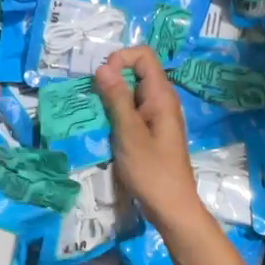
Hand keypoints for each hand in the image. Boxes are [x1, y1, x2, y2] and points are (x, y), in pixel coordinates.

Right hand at [95, 47, 205, 228]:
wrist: (172, 208)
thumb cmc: (152, 171)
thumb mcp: (129, 133)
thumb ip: (116, 99)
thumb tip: (103, 67)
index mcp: (161, 96)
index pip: (143, 56)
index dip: (121, 59)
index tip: (103, 80)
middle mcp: (162, 101)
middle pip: (135, 72)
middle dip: (111, 80)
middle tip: (92, 100)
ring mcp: (157, 117)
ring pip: (131, 93)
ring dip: (110, 99)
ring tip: (93, 115)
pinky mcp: (151, 131)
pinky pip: (132, 111)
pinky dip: (116, 114)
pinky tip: (103, 130)